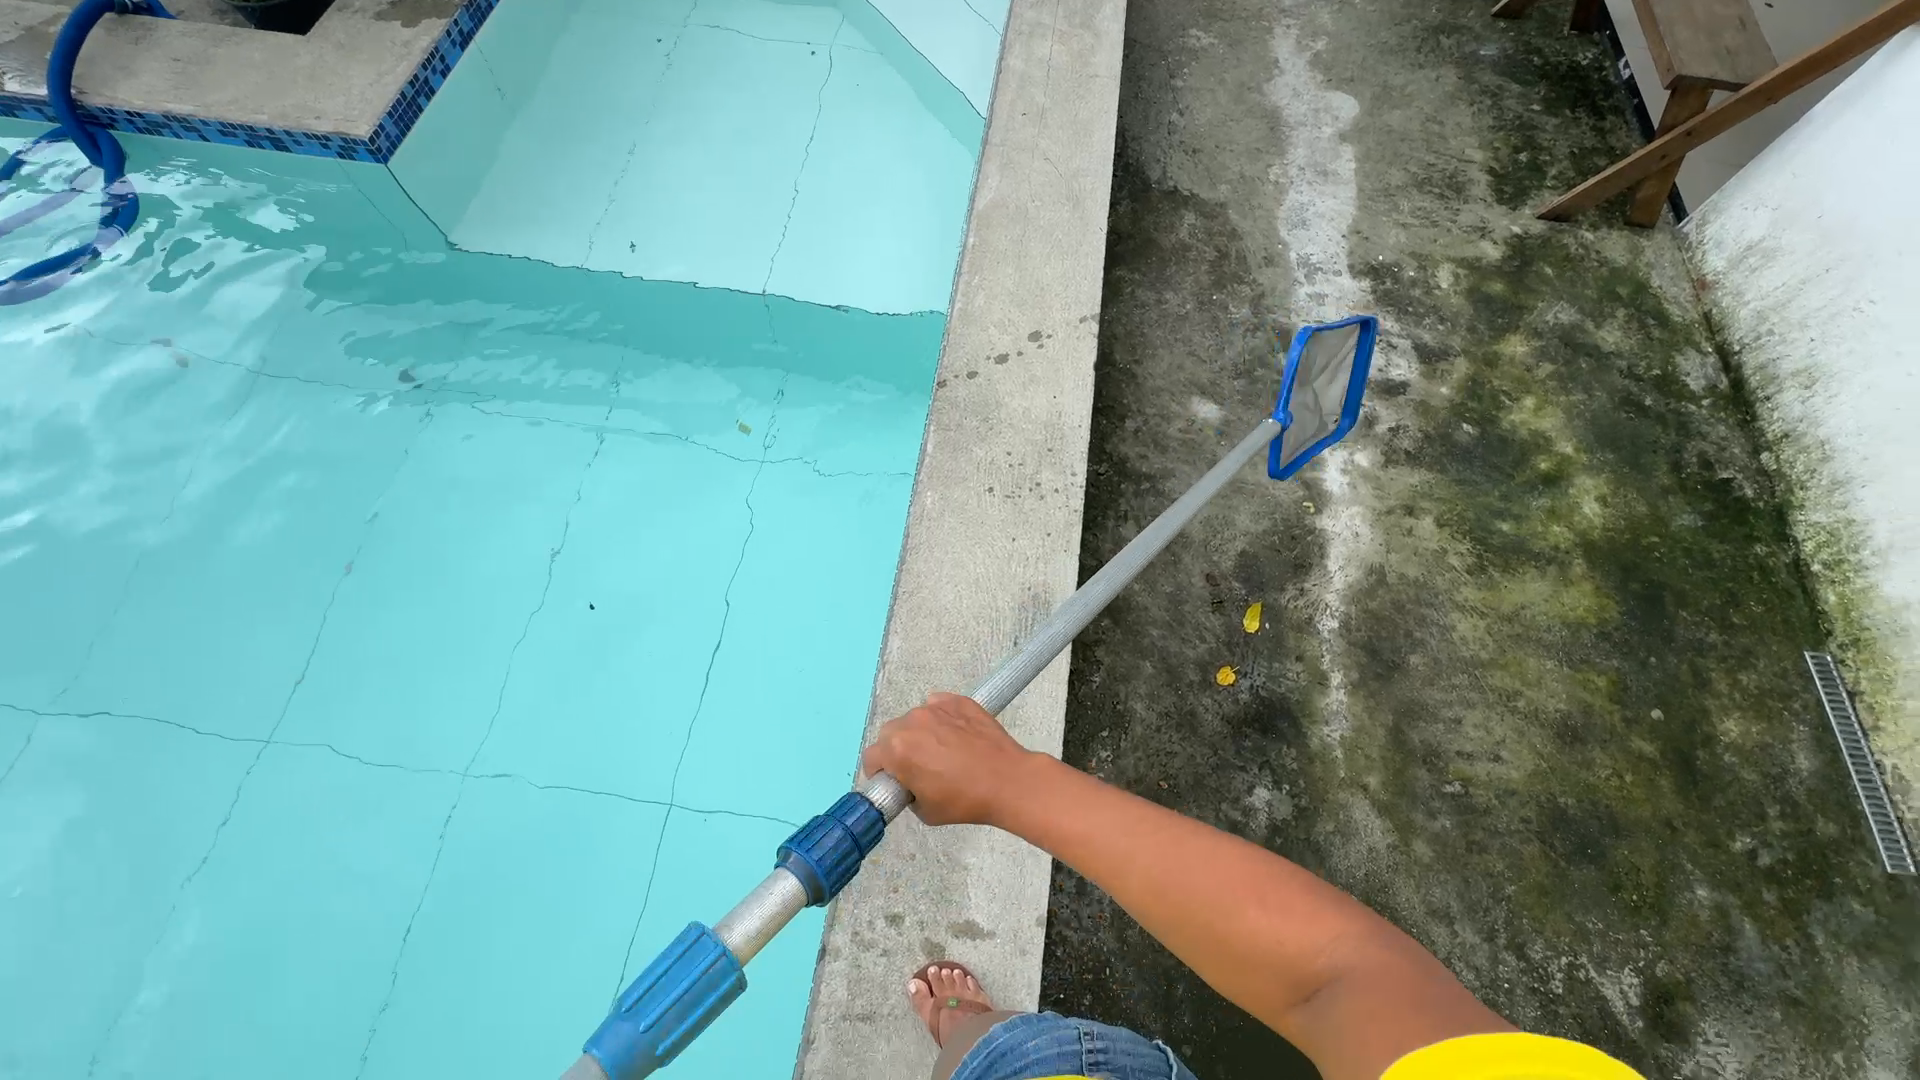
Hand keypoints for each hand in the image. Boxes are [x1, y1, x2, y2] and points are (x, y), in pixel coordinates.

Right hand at [861, 693, 1042, 826]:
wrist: (1007, 781)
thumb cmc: (965, 801)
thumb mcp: (923, 811)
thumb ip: (905, 791)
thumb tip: (907, 781)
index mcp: (897, 750)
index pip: (871, 757)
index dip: (880, 772)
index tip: (895, 781)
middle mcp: (911, 723)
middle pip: (890, 734)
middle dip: (897, 750)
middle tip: (918, 767)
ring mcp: (935, 707)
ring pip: (914, 719)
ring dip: (919, 733)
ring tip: (943, 751)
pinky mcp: (956, 700)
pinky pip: (937, 706)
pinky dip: (940, 718)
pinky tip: (955, 735)